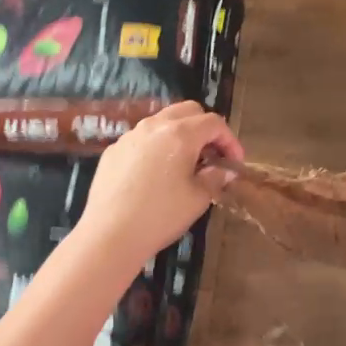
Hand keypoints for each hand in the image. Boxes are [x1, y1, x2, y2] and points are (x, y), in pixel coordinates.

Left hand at [75, 102, 243, 262]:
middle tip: (212, 156)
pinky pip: (142, 138)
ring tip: (186, 163)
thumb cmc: (161, 216)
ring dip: (181, 135)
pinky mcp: (113, 150)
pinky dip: (157, 146)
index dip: (230, 140)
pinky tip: (156, 174)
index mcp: (180, 134)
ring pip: (163, 121)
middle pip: (188, 111)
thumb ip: (215, 177)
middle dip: (206, 129)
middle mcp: (154, 126)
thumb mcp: (198, 199)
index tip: (235, 162)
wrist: (110, 234)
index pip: (214, 123)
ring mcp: (130, 136)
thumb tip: (224, 169)